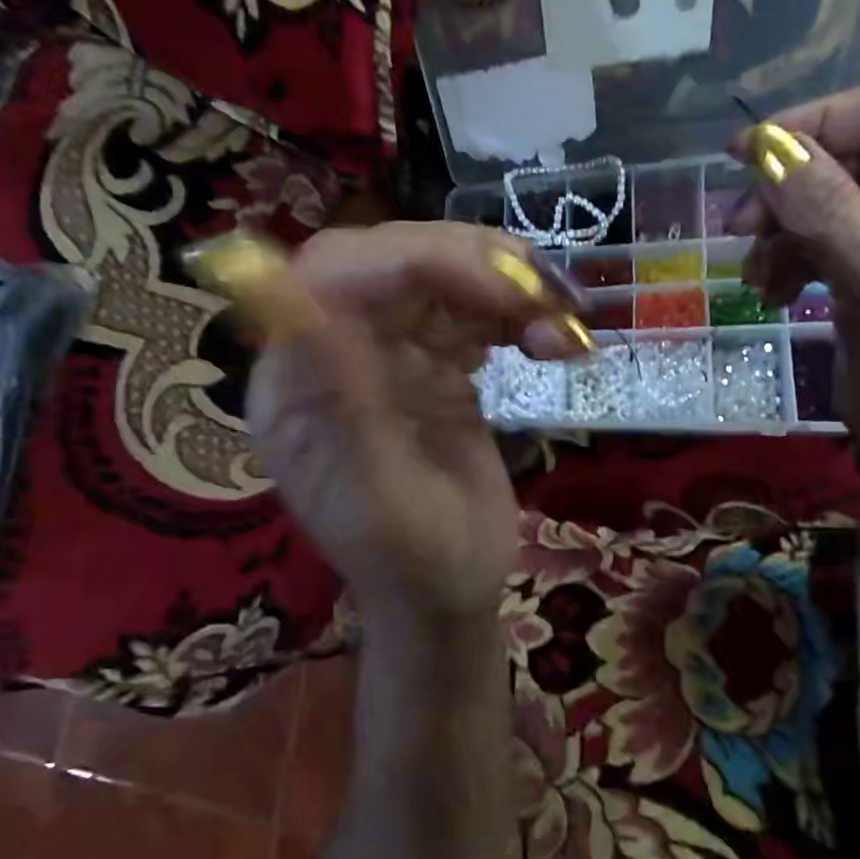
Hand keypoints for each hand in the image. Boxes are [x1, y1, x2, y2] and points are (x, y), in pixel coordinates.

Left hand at [244, 223, 587, 618]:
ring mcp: (384, 357)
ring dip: (503, 282)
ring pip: (435, 274)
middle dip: (466, 265)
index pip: (327, 283)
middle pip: (385, 262)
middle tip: (539, 300)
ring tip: (561, 324)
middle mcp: (332, 358)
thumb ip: (347, 407)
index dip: (402, 262)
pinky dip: (518, 312)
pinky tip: (555, 342)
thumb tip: (303, 302)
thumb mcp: (385, 504)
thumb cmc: (415, 567)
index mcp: (298, 391)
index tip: (492, 287)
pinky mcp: (432, 365)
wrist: (450, 597)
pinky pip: (471, 310)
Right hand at [727, 76, 859, 459]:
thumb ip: (825, 207)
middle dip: (795, 192)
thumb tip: (765, 147)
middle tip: (736, 228)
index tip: (743, 155)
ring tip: (756, 278)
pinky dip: (801, 260)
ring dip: (789, 233)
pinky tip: (775, 293)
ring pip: (845, 201)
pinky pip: (842, 242)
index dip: (819, 123)